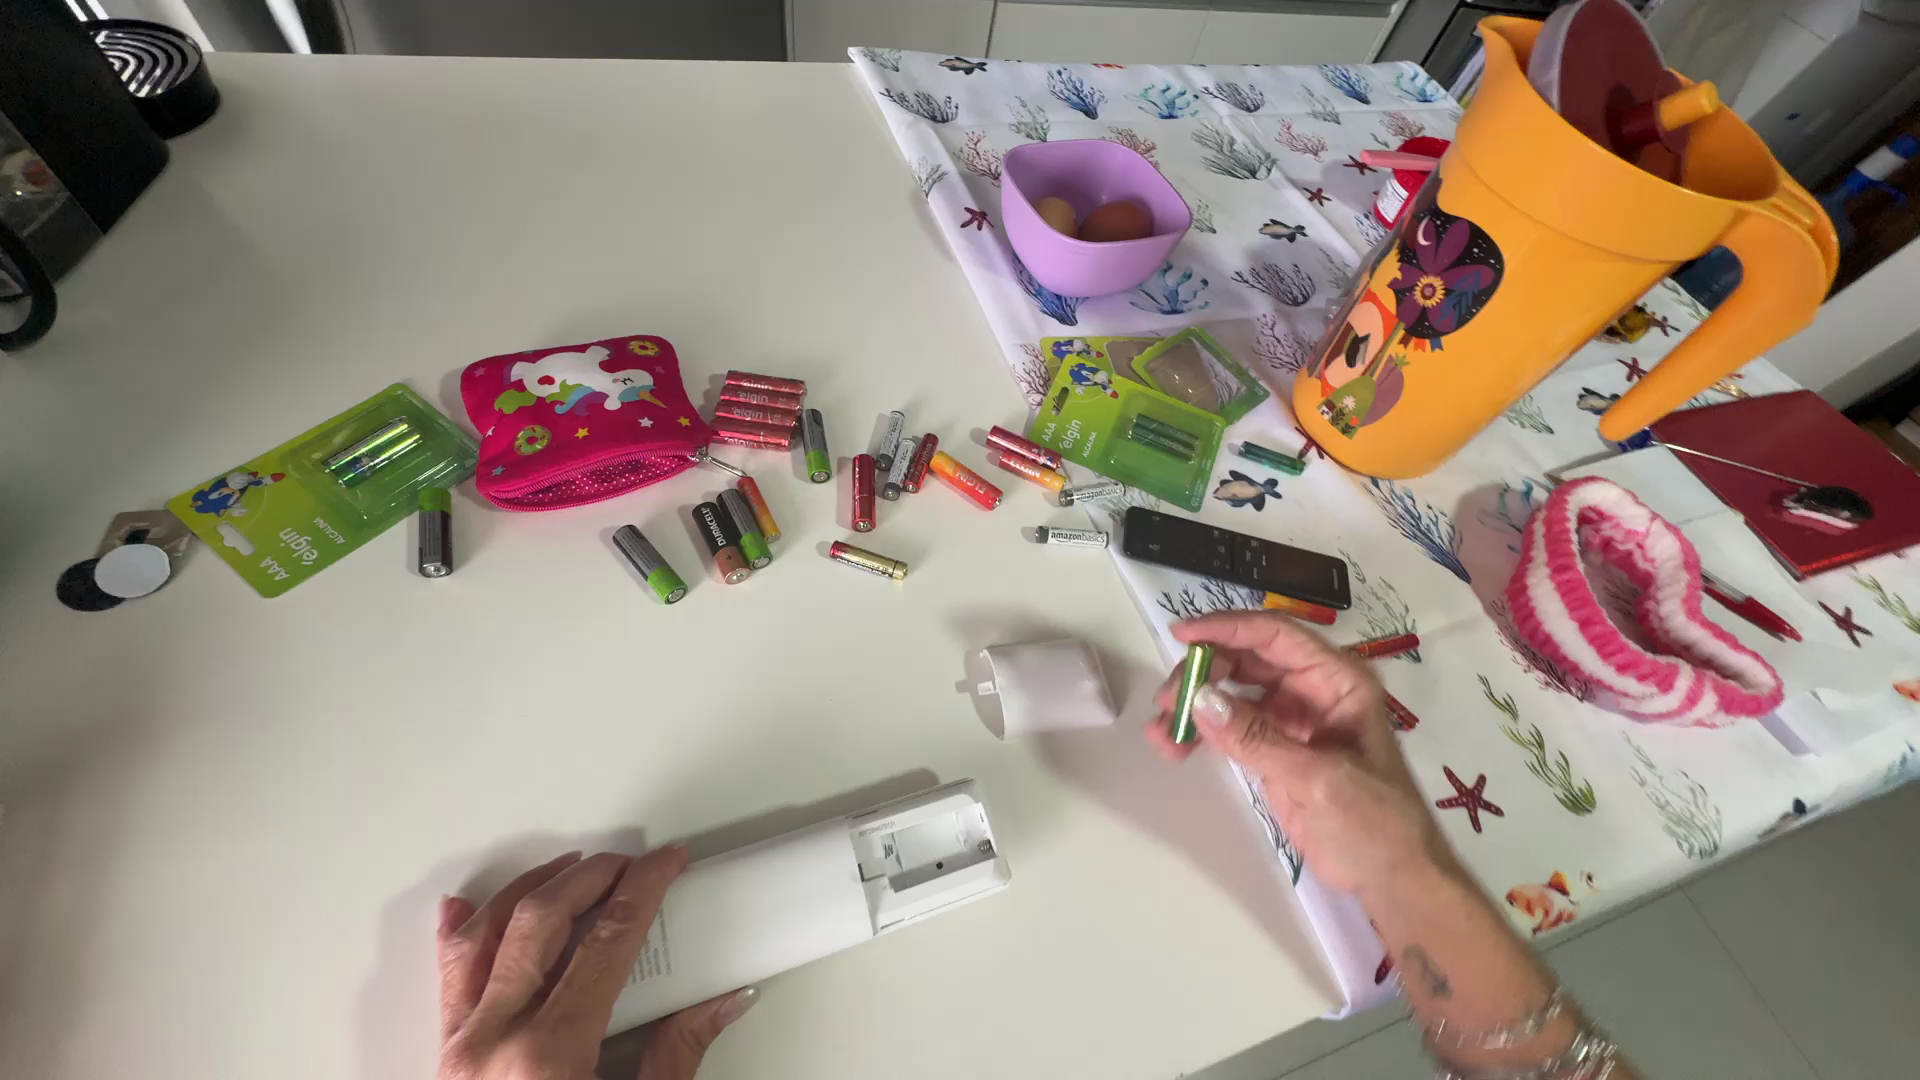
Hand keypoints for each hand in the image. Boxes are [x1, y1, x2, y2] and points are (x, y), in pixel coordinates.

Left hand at [437, 848, 757, 1079]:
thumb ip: (678, 1056)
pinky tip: (466, 908)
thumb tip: (725, 998)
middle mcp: (491, 1042)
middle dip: (594, 874)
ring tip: (571, 867)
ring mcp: (457, 1050)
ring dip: (532, 888)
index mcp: (546, 1056)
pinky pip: (444, 980)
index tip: (668, 862)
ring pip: (488, 935)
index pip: (608, 939)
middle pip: (545, 919)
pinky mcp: (441, 1061)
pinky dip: (460, 934)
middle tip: (632, 862)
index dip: (645, 888)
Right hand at [1148, 611, 1451, 898]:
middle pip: (1242, 659)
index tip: (1181, 635)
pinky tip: (1173, 747)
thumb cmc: (1376, 824)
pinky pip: (1225, 725)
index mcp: (1335, 680)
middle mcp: (1309, 688)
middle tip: (1167, 702)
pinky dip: (1198, 732)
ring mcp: (1287, 716)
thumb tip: (1199, 700)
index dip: (1226, 628)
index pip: (1275, 636)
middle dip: (1200, 674)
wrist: (1391, 880)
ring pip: (1227, 691)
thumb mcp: (1318, 779)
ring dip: (1192, 705)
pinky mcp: (1269, 745)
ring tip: (1161, 732)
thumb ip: (1257, 738)